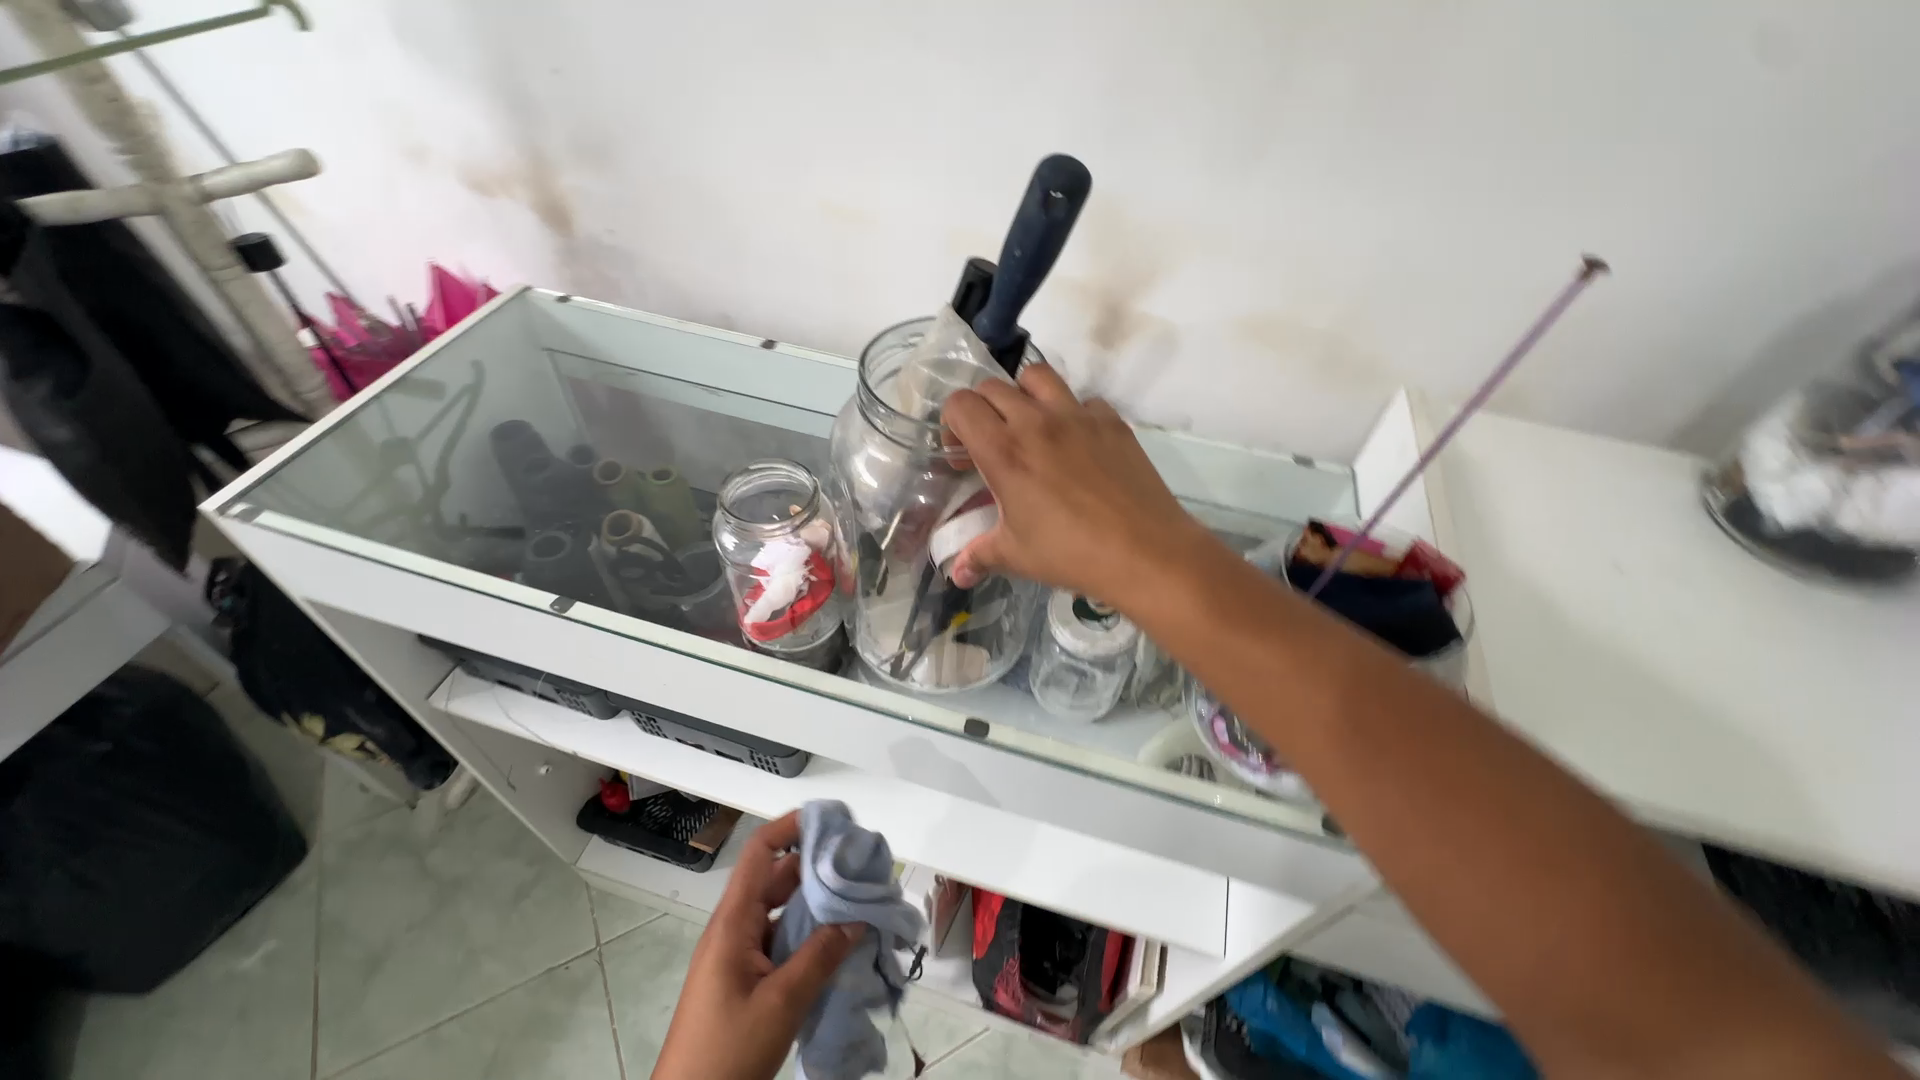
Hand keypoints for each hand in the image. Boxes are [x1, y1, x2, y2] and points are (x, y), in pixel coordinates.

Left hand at [652, 813, 860, 1079]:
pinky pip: (782, 943)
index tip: (833, 820)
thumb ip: (820, 956)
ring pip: (783, 913)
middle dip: (818, 867)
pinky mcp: (747, 980)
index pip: (761, 853)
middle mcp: (735, 929)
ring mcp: (740, 955)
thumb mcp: (781, 1003)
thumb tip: (857, 917)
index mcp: (733, 922)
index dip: (792, 827)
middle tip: (863, 865)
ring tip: (862, 899)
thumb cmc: (726, 1050)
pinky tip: (842, 943)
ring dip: (819, 904)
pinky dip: (811, 936)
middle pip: (778, 880)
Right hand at [942, 364, 1214, 605]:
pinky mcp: (1112, 421)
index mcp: (1005, 451)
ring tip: (1029, 428)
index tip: (963, 457)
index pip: (961, 405)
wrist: (1146, 552)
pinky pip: (1082, 399)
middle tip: (991, 446)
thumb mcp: (1017, 557)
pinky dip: (1071, 413)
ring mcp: (1078, 416)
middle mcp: (1037, 421)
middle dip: (982, 411)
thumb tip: (959, 574)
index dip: (952, 425)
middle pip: (993, 387)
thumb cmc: (1072, 555)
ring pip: (1037, 376)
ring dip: (1023, 395)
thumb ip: (980, 556)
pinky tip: (1076, 445)